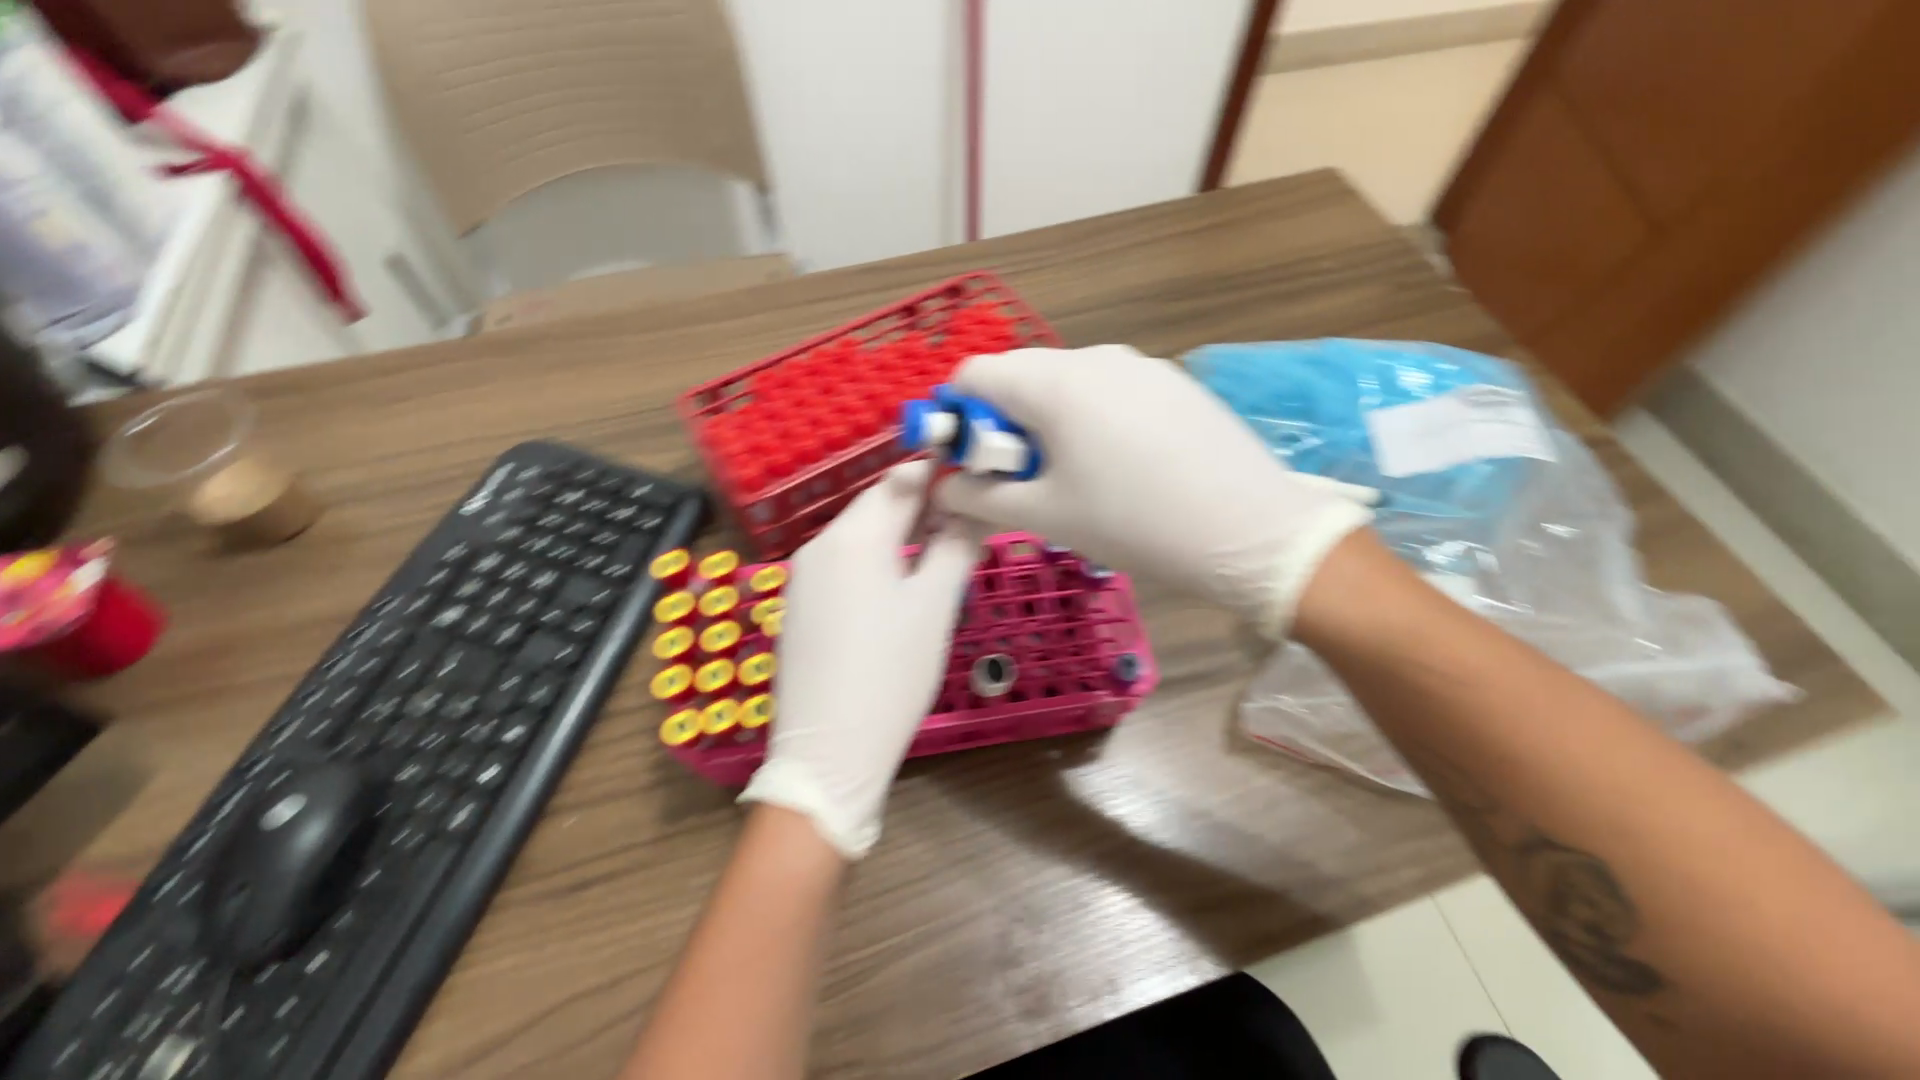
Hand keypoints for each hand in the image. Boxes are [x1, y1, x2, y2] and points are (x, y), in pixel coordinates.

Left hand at [739, 462, 985, 859]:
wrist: (828, 753)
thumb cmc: (890, 674)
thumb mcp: (935, 606)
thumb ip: (956, 546)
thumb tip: (974, 506)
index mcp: (852, 536)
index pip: (900, 480)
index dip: (940, 474)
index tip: (977, 479)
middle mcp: (818, 546)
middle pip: (877, 508)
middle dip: (923, 507)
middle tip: (971, 520)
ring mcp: (802, 579)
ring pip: (861, 539)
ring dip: (902, 537)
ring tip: (945, 554)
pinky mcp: (800, 610)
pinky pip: (844, 569)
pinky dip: (878, 565)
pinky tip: (903, 591)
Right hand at [936, 345, 1373, 638]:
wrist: (1250, 531)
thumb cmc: (1132, 523)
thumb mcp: (1044, 516)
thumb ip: (977, 497)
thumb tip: (940, 486)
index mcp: (1053, 381)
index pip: (974, 373)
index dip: (956, 416)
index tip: (968, 464)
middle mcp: (1094, 357)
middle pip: (1021, 376)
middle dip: (1004, 424)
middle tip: (1021, 480)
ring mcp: (1141, 365)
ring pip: (1068, 385)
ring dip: (1049, 424)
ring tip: (1075, 480)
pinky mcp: (1175, 383)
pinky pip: (1111, 392)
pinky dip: (1093, 422)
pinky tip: (1123, 470)